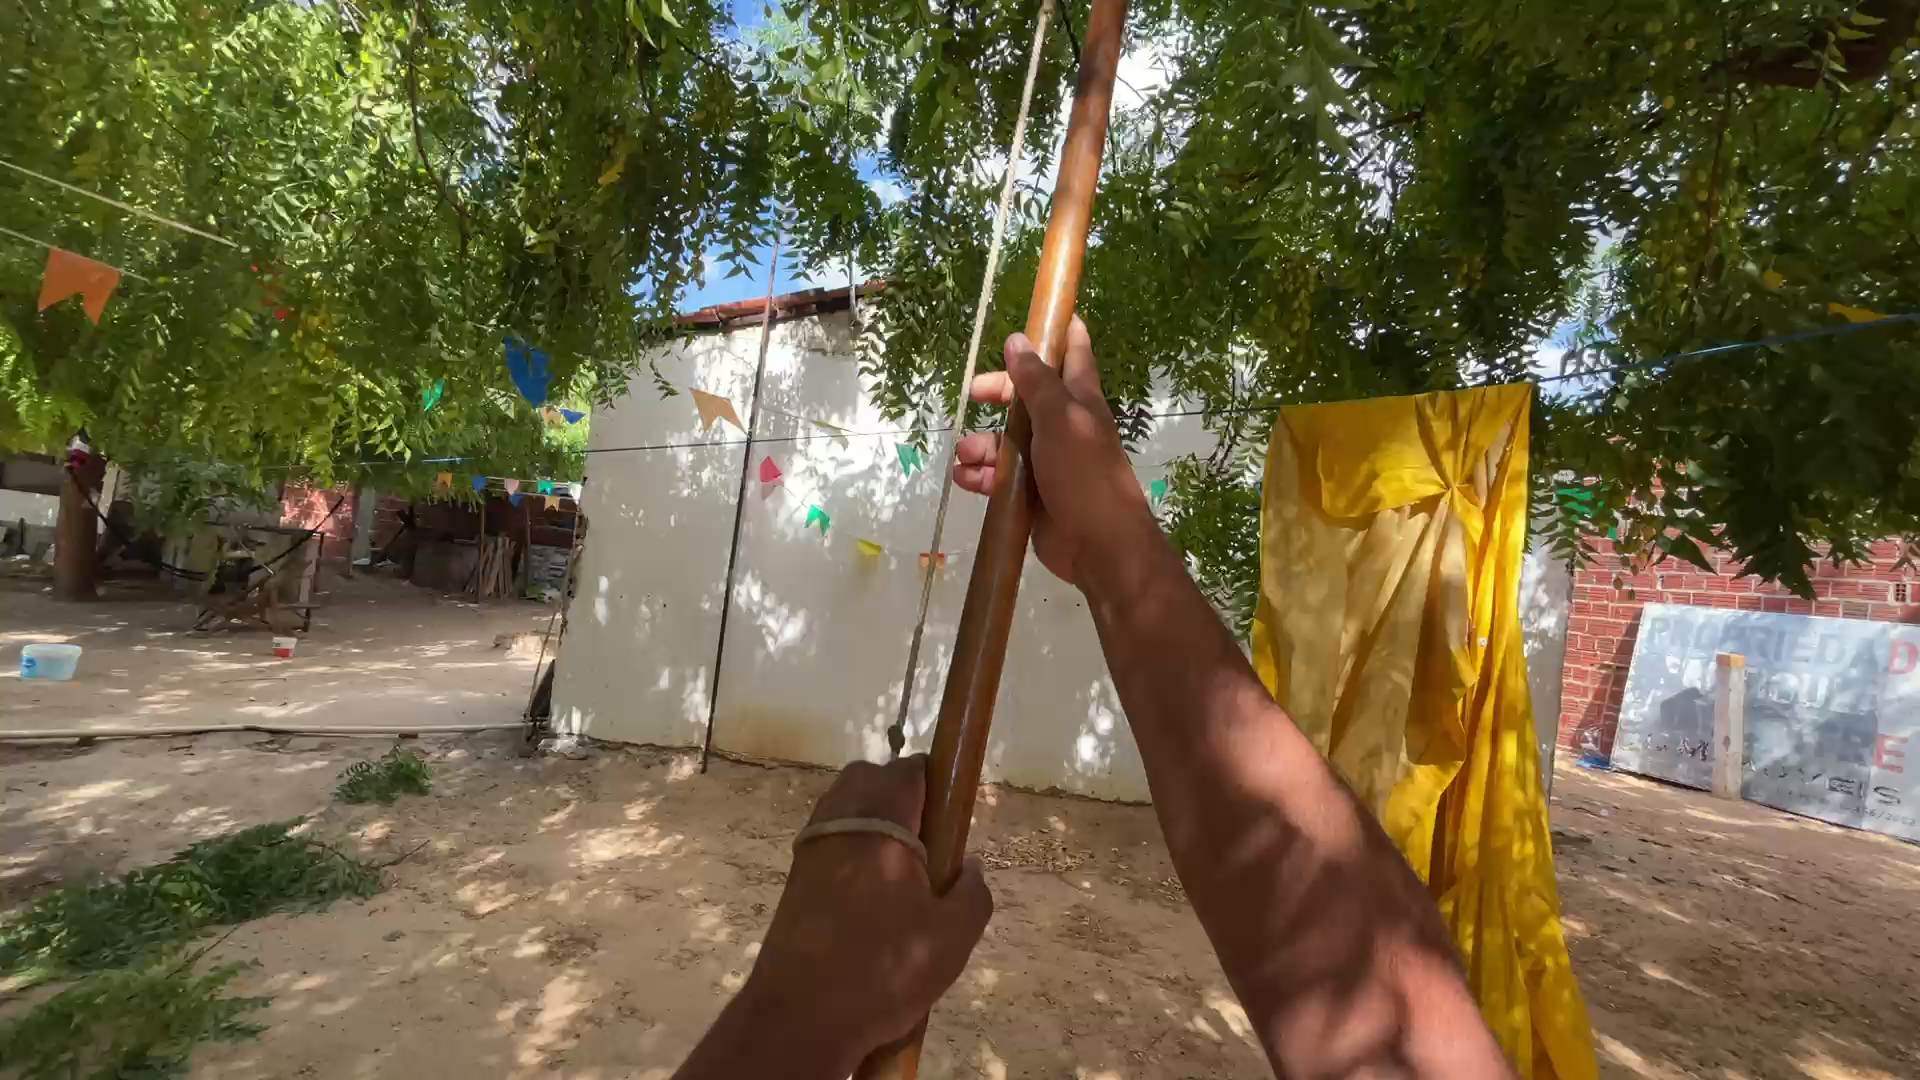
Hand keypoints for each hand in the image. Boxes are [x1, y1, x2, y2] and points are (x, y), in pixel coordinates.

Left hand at [726, 756, 992, 1074]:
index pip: (910, 769)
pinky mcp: (796, 870)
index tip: (951, 815)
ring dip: (874, 819)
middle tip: (927, 843)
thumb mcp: (951, 940)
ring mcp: (812, 843)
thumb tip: (971, 865)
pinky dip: (852, 843)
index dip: (937, 781)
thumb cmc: (881, 971)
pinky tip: (870, 890)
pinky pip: (831, 833)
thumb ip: (973, 894)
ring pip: (848, 803)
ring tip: (899, 868)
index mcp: (880, 820)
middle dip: (903, 796)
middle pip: (873, 778)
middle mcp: (840, 818)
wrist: (797, 1020)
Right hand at [954, 317, 1156, 587]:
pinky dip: (981, 476)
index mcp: (1079, 401)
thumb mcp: (1060, 418)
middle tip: (974, 393)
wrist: (1097, 544)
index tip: (1040, 313)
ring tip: (965, 456)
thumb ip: (1036, 381)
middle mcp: (1063, 427)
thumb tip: (1017, 339)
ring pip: (1006, 441)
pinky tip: (966, 480)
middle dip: (999, 393)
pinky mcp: (1031, 494)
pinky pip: (999, 478)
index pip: (1073, 354)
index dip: (1059, 331)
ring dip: (982, 445)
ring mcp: (1046, 462)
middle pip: (1026, 397)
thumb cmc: (1084, 473)